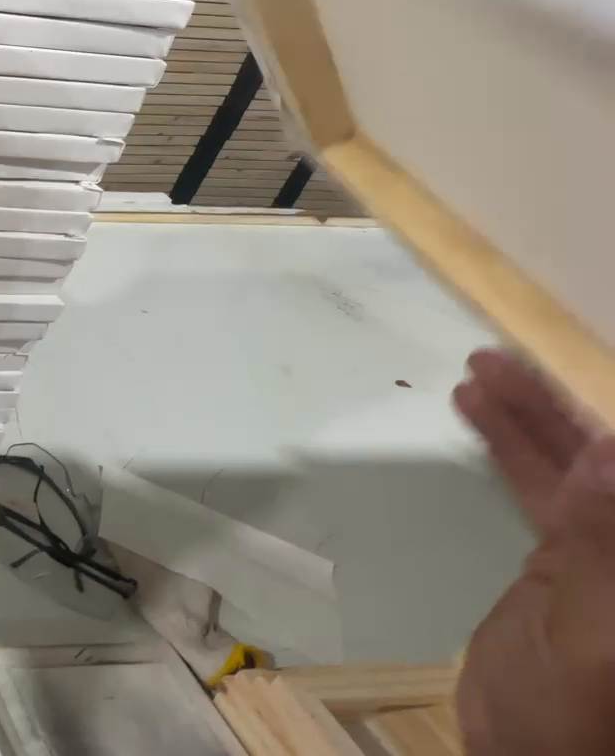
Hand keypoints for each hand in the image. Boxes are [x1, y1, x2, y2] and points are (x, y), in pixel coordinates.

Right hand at [454, 349, 614, 755]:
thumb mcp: (590, 640)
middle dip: (569, 410)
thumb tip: (610, 453)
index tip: (579, 370)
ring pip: (583, 471)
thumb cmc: (577, 720)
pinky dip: (514, 450)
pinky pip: (545, 492)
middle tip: (499, 360)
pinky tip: (479, 417)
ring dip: (534, 419)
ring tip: (480, 371)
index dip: (614, 433)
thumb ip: (605, 548)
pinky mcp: (572, 565)